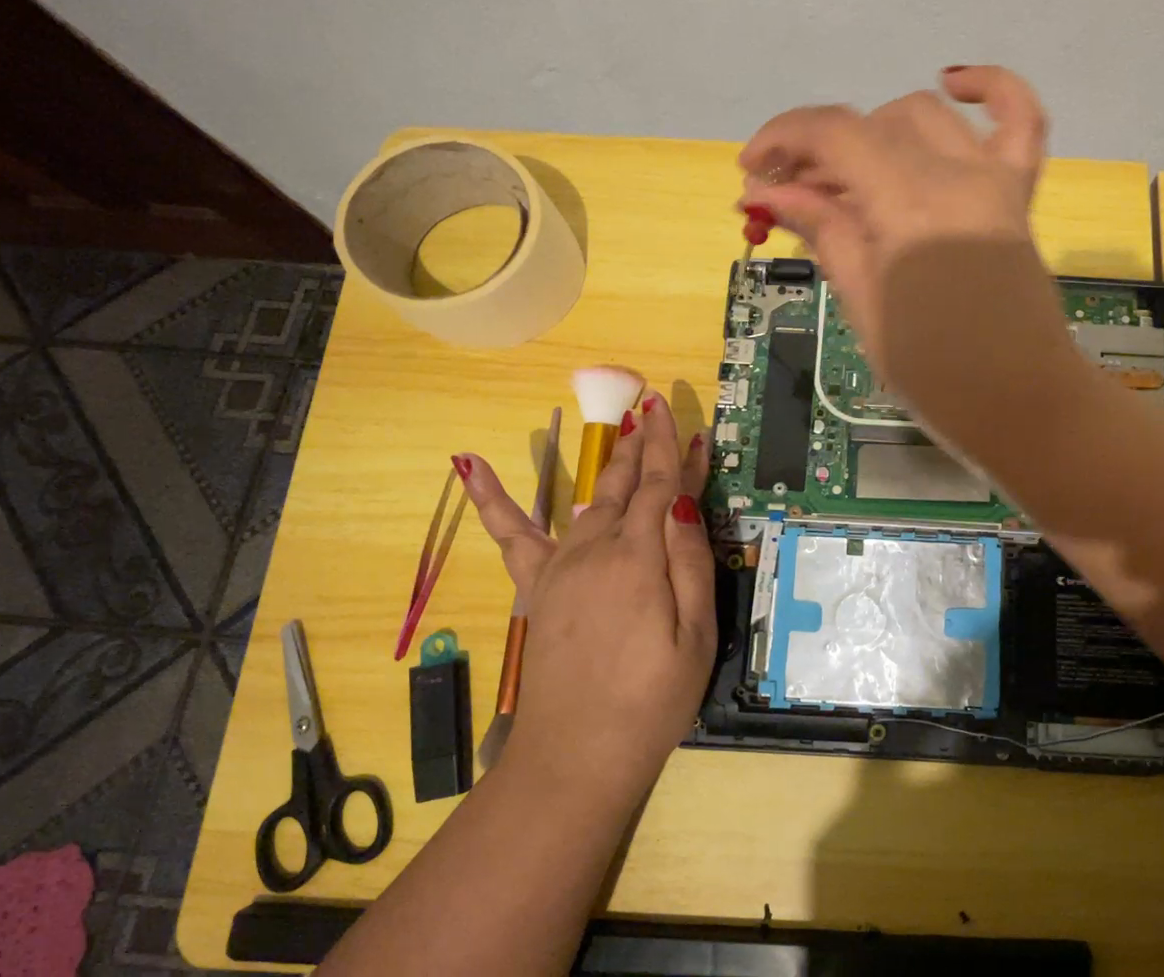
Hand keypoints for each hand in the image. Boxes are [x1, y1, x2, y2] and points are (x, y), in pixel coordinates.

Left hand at [457, 393, 713, 795]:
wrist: (579, 754)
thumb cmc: (652, 699)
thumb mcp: (694, 635)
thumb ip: (688, 563)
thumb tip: (683, 501)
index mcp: (637, 560)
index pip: (660, 489)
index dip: (671, 451)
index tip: (677, 415)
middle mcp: (594, 550)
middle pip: (624, 486)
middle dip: (642, 446)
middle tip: (652, 408)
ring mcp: (559, 568)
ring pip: (587, 501)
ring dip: (607, 464)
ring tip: (619, 430)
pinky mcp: (537, 588)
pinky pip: (512, 535)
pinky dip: (492, 498)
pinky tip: (469, 465)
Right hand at [738, 65, 1048, 367]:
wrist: (1021, 405)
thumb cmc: (935, 373)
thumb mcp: (865, 306)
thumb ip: (825, 233)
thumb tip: (768, 192)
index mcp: (909, 205)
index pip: (835, 134)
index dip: (782, 140)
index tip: (749, 175)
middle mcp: (955, 175)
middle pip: (873, 126)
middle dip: (817, 153)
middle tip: (787, 198)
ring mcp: (996, 180)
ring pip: (926, 117)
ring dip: (875, 132)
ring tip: (849, 178)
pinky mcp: (1020, 196)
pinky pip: (1020, 119)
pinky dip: (992, 89)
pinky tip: (953, 83)